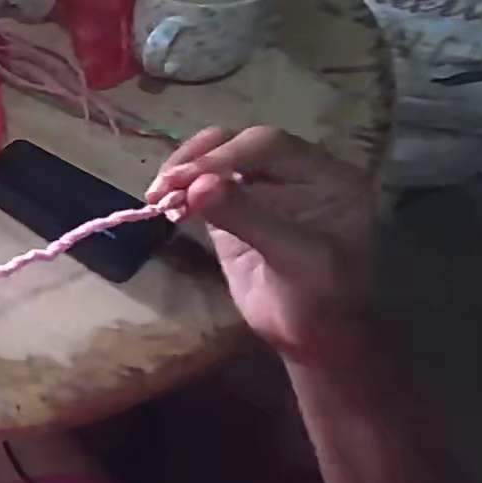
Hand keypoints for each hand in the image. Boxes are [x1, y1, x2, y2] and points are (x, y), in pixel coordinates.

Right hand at [147, 126, 377, 364]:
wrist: (314, 339)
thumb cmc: (321, 300)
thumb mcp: (295, 258)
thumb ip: (247, 217)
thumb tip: (197, 185)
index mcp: (323, 175)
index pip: (265, 145)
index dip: (222, 157)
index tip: (183, 182)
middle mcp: (291, 173)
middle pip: (233, 143)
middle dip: (195, 160)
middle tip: (163, 187)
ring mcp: (258, 189)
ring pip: (211, 158)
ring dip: (180, 173)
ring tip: (158, 198)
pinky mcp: (231, 207)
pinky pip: (199, 185)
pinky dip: (178, 191)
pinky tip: (165, 207)